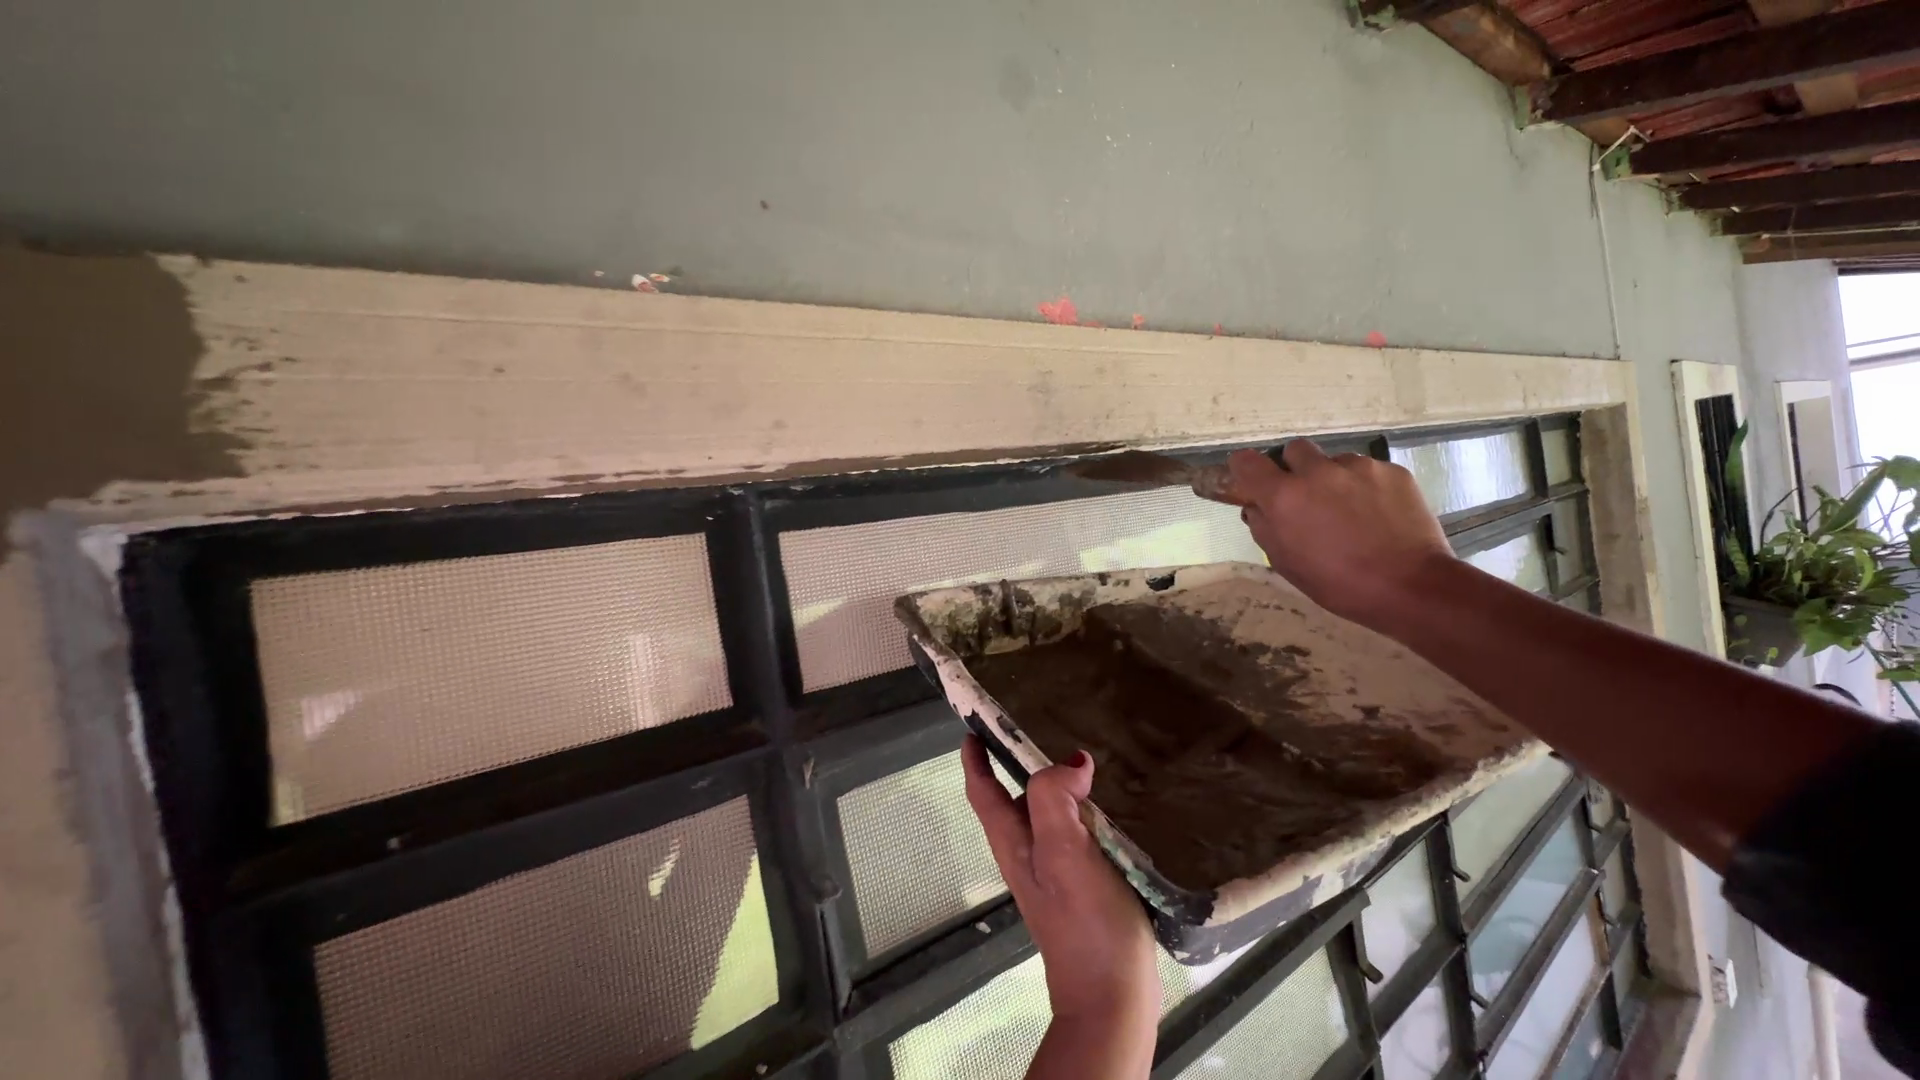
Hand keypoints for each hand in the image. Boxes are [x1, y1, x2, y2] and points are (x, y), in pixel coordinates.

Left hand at [961, 736, 1160, 1028]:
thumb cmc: (1084, 921)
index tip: (976, 725)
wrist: (1110, 996)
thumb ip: (1055, 800)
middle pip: (1014, 798)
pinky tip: (1109, 809)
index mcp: (1013, 842)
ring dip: (1057, 787)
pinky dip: (1082, 812)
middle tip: (1046, 727)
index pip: (983, 790)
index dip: (975, 757)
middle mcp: (1027, 853)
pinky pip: (1074, 836)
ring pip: (1047, 816)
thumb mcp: (1064, 852)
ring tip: (1085, 761)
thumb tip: (1070, 762)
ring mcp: (1054, 872)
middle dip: (1021, 763)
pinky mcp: (1081, 886)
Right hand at [1227, 441, 1453, 629]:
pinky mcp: (1392, 471)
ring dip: (1332, 479)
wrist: (1411, 586)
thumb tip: (1256, 507)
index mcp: (1284, 497)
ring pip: (1333, 461)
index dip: (1245, 469)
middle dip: (1294, 469)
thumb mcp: (1287, 564)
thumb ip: (1264, 528)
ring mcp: (1358, 468)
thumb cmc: (1338, 584)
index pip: (1246, 462)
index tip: (1253, 482)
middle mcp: (1317, 472)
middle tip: (1306, 498)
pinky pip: (1367, 471)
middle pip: (1293, 450)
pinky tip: (1376, 515)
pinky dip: (1364, 487)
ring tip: (1349, 512)